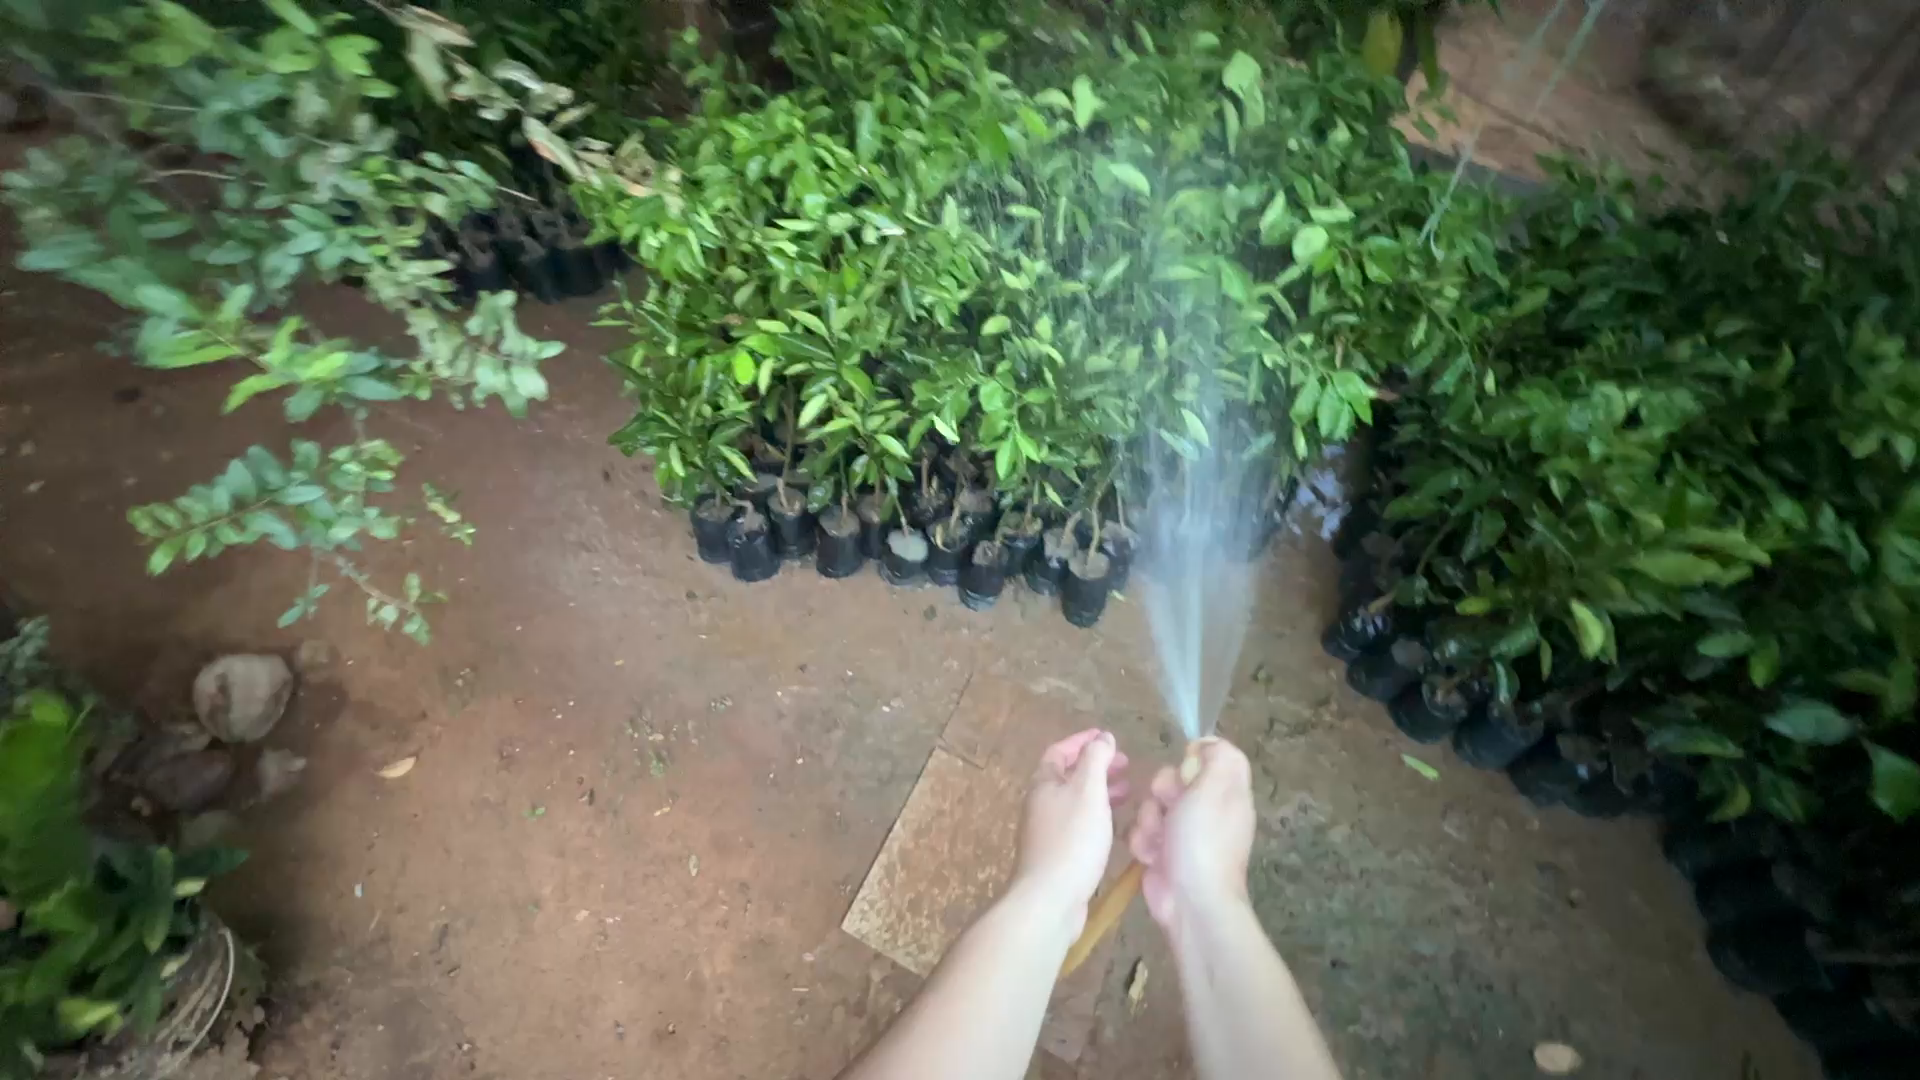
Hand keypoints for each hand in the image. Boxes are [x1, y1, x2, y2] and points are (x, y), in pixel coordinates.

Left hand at [1010, 728, 1129, 921]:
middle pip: (1069, 775)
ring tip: (1128, 790)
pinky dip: (1098, 814)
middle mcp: (1041, 802)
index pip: (1060, 750)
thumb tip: (1102, 737)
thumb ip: (1096, 760)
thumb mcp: (1088, 790)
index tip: (1107, 736)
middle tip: (1125, 764)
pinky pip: (1079, 823)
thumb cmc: (1071, 839)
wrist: (1050, 898)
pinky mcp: (1058, 852)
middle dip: (1096, 766)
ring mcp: (1047, 829)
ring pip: (1076, 800)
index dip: (1083, 741)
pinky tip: (1116, 824)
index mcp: (1044, 782)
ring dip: (1100, 790)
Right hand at [1127, 736, 1255, 934]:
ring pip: (1152, 804)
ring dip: (1149, 820)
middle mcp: (1206, 810)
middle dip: (1163, 790)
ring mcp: (1182, 833)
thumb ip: (1218, 757)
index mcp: (1227, 793)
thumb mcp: (1217, 788)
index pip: (1211, 757)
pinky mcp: (1161, 852)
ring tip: (1159, 839)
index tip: (1186, 769)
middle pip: (1173, 778)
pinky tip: (1151, 856)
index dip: (1194, 758)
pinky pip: (1141, 831)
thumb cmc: (1204, 840)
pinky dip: (1143, 842)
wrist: (1191, 901)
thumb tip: (1204, 746)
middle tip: (1170, 806)